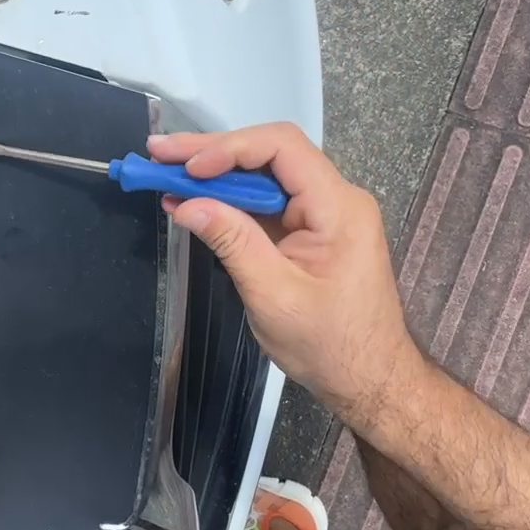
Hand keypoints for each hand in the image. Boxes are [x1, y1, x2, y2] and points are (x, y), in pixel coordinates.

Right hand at [148, 124, 426, 420]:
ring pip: (262, 173)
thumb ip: (232, 243)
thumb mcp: (274, 297)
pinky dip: (225, 196)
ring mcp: (321, 211)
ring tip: (164, 170)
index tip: (189, 168)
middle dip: (211, 152)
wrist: (370, 381)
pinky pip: (263, 198)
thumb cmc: (330, 346)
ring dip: (213, 172)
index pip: (282, 147)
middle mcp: (333, 197)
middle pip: (268, 153)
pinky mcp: (307, 226)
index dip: (231, 148)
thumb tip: (186, 204)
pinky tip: (189, 195)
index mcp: (338, 207)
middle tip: (159, 152)